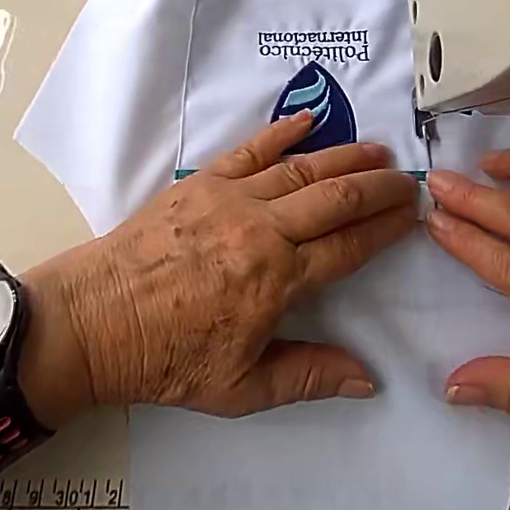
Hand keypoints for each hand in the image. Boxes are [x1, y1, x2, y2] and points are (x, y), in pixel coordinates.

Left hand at [19, 111, 417, 423]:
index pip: (349, 246)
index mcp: (277, 281)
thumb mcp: (241, 388)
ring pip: (300, 169)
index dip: (386, 230)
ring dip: (343, 157)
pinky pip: (248, 150)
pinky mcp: (198, 183)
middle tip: (407, 180)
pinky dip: (280, 133)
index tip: (412, 216)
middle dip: (378, 187)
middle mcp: (260, 230)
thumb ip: (309, 377)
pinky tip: (306, 122)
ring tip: (376, 151)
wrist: (96, 319)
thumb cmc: (166, 358)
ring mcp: (228, 199)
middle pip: (334, 199)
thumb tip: (370, 377)